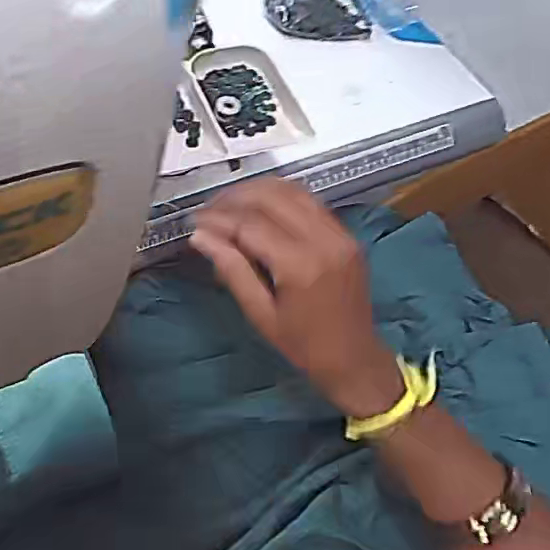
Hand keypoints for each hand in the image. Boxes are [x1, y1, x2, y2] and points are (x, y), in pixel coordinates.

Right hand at [190, 179, 402, 416]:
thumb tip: (201, 237)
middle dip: (233, 198)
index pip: (250, 225)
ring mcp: (339, 233)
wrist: (354, 358)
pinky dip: (279, 196)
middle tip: (207, 210)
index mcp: (300, 265)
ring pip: (291, 191)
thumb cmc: (303, 345)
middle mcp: (324, 240)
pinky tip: (259, 206)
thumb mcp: (260, 313)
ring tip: (228, 204)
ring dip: (256, 191)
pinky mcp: (345, 233)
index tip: (195, 222)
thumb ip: (232, 270)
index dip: (218, 218)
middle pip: (270, 197)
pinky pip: (309, 201)